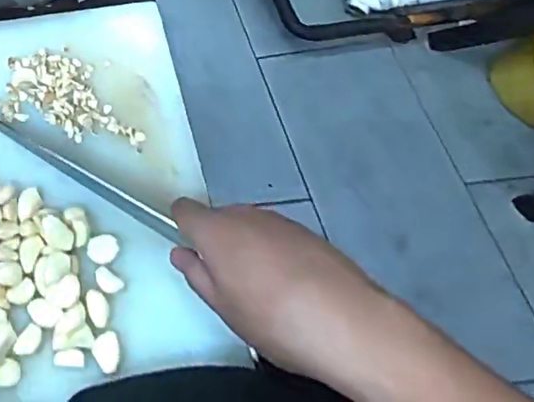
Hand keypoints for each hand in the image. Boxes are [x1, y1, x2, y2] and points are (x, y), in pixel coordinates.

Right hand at [170, 200, 390, 374]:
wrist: (350, 324)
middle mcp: (242, 214)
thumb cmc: (277, 319)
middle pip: (220, 218)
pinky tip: (298, 289)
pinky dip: (282, 255)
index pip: (184, 209)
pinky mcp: (308, 232)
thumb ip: (196, 275)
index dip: (185, 228)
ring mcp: (278, 220)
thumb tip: (183, 255)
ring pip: (252, 228)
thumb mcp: (225, 308)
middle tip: (234, 282)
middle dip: (222, 243)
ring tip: (272, 292)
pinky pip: (281, 237)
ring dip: (253, 249)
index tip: (194, 252)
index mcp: (213, 229)